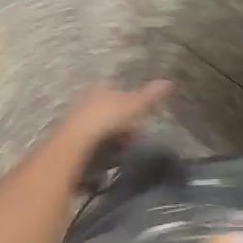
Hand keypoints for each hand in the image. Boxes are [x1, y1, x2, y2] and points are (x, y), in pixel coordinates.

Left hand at [54, 80, 172, 155]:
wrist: (76, 142)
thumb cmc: (108, 118)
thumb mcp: (136, 105)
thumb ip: (151, 95)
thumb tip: (170, 83)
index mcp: (102, 88)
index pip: (117, 89)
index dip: (130, 101)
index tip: (141, 114)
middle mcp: (87, 100)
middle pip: (108, 109)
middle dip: (121, 122)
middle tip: (135, 135)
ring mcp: (77, 120)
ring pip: (99, 127)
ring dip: (111, 137)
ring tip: (124, 150)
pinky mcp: (71, 139)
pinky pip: (90, 142)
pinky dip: (101, 149)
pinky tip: (108, 159)